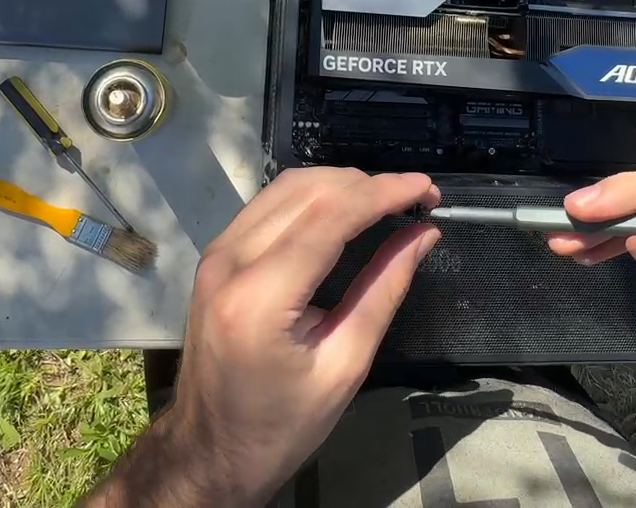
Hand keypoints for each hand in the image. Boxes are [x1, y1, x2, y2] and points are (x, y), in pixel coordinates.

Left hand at [156, 168, 438, 503]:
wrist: (208, 452)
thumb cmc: (281, 425)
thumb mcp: (345, 366)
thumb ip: (384, 290)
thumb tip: (422, 233)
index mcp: (259, 298)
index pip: (329, 216)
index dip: (383, 193)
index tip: (427, 188)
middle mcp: (229, 260)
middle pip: (308, 191)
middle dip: (368, 184)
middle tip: (415, 196)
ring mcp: (216, 252)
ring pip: (288, 187)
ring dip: (342, 183)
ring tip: (387, 199)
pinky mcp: (216, 253)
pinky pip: (270, 203)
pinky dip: (314, 195)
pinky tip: (345, 207)